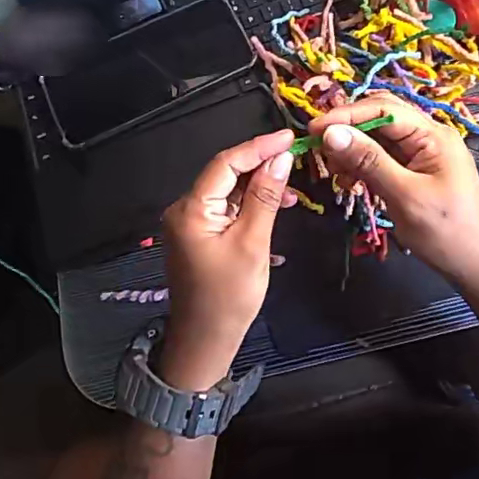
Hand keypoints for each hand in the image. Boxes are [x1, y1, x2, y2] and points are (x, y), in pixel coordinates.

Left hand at [158, 129, 295, 389]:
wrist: (204, 341)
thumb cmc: (229, 298)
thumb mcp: (253, 243)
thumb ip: (264, 197)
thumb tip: (280, 158)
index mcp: (190, 208)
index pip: (225, 163)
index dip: (258, 146)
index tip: (289, 137)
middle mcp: (184, 208)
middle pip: (225, 172)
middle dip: (260, 163)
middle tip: (294, 158)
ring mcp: (189, 221)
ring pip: (227, 189)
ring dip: (258, 184)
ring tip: (290, 189)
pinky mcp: (198, 232)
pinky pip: (225, 206)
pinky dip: (249, 202)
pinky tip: (273, 205)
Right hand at [308, 95, 478, 284]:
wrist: (476, 265)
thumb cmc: (446, 232)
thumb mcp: (404, 195)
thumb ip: (368, 160)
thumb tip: (331, 133)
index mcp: (433, 135)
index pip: (382, 109)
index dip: (345, 115)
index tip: (314, 131)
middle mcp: (427, 136)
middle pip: (379, 115)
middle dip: (348, 128)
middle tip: (320, 148)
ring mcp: (421, 152)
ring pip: (377, 136)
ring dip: (352, 148)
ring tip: (337, 172)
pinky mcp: (414, 169)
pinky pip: (381, 156)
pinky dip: (362, 164)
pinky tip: (351, 180)